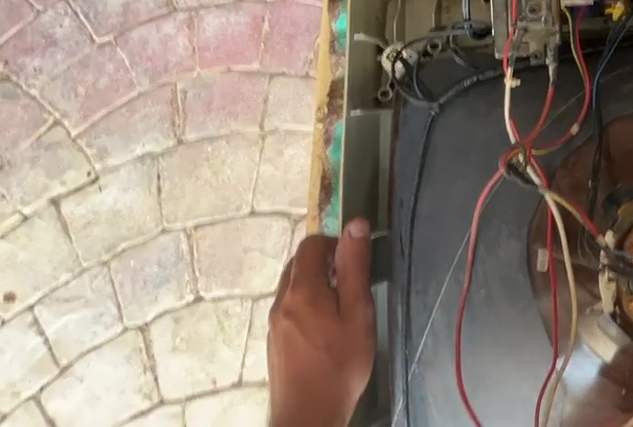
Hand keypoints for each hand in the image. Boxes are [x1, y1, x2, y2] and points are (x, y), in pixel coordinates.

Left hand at [268, 219, 374, 426]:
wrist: (309, 419)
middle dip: (324, 261)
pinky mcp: (274, 344)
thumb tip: (355, 224)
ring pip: (292, 287)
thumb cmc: (340, 364)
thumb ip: (354, 267)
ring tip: (342, 305)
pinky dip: (307, 304)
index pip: (310, 245)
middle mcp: (281, 303)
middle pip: (298, 264)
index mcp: (302, 291)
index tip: (354, 259)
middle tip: (351, 280)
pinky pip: (289, 309)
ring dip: (315, 283)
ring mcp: (274, 326)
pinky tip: (326, 328)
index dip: (334, 242)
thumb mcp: (358, 312)